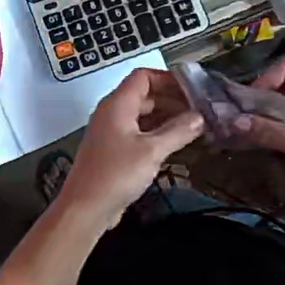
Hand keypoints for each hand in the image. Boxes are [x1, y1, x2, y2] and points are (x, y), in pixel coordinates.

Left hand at [55, 69, 202, 222]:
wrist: (86, 208)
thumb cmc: (115, 175)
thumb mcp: (152, 151)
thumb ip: (178, 131)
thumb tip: (198, 118)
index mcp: (117, 104)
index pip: (143, 76)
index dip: (168, 79)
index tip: (192, 89)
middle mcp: (111, 113)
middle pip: (144, 95)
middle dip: (172, 99)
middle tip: (198, 109)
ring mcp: (111, 132)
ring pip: (142, 115)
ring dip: (166, 117)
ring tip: (192, 126)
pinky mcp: (113, 150)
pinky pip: (138, 132)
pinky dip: (156, 133)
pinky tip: (174, 143)